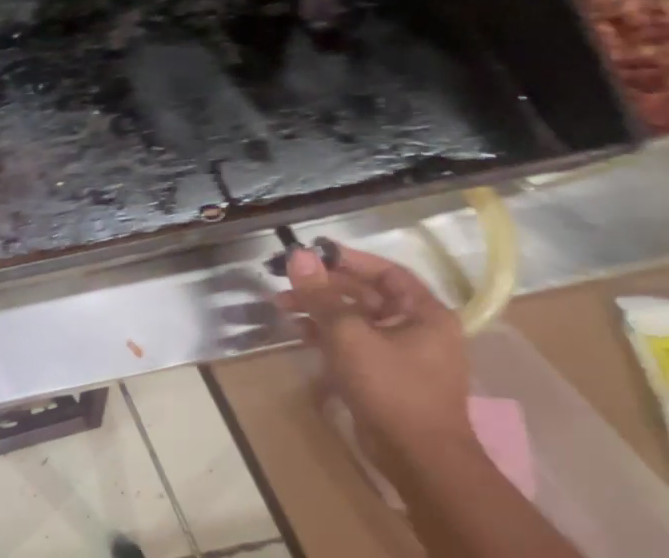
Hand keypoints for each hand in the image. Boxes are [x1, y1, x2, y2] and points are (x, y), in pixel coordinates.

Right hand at [274, 244, 473, 463]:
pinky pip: (355, 343)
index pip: (387, 271)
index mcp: (425, 314)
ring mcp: (405, 355)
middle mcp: (420, 330)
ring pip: (357, 320)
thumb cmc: (390, 385)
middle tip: (286, 282)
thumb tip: (298, 255)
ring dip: (320, 310)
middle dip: (325, 287)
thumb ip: (320, 294)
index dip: (348, 259)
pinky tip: (300, 334)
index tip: (310, 254)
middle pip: (368, 295)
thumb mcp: (347, 333)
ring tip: (283, 307)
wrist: (417, 455)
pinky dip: (328, 335)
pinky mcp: (388, 376)